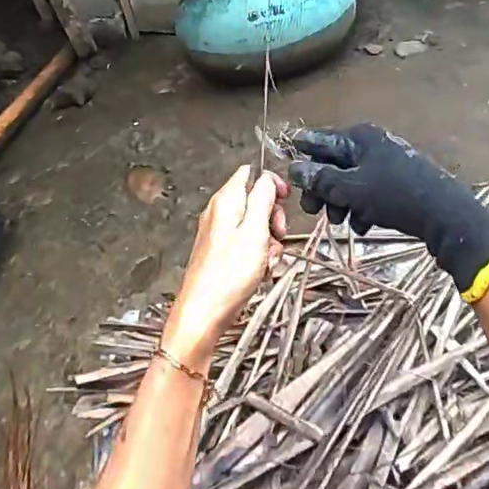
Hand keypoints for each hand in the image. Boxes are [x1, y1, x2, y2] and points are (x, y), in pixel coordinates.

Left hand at [164, 165, 285, 371]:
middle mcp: (219, 213)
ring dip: (268, 241)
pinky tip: (258, 272)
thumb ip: (263, 199)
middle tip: (277, 235)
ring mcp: (219, 233)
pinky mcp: (221, 253)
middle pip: (255, 200)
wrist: (203, 314)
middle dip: (273, 217)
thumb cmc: (227, 276)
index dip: (272, 183)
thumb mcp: (254, 232)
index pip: (250, 173)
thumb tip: (268, 178)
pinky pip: (247, 245)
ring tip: (266, 261)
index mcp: (225, 201)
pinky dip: (257, 256)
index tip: (285, 199)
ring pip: (254, 226)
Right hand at [286, 124, 488, 299]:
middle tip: (313, 210)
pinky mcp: (396, 183)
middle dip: (322, 188)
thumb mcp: (352, 189)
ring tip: (341, 221)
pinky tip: (363, 225)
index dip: (301, 154)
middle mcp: (371, 145)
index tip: (287, 167)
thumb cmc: (396, 196)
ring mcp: (385, 163)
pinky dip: (361, 207)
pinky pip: (368, 192)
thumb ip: (321, 179)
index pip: (319, 140)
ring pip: (349, 181)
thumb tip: (294, 168)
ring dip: (340, 202)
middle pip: (333, 163)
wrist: (447, 216)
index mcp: (359, 138)